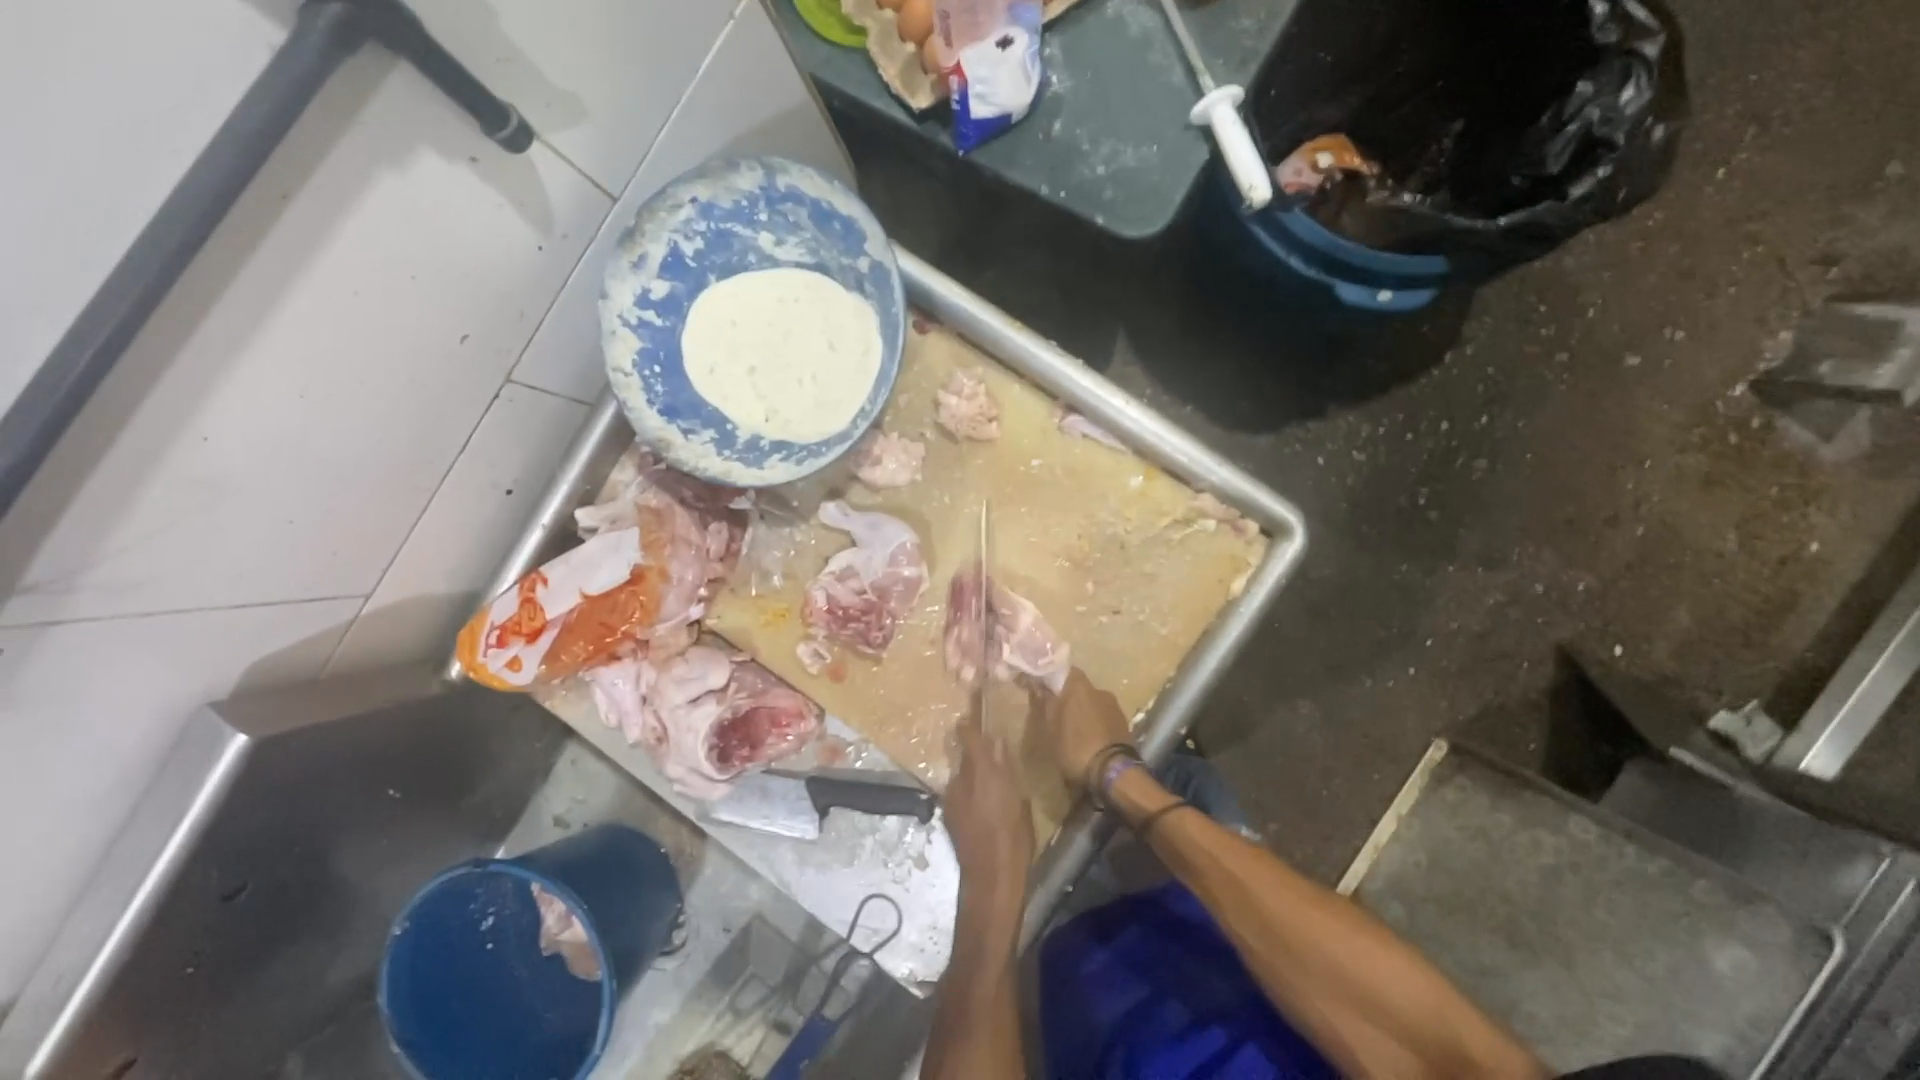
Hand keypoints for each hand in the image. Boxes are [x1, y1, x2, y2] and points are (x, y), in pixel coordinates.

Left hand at [944, 716, 1033, 897]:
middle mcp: (960, 779)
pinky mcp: (947, 814)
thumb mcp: (1019, 798)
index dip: (969, 721)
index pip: (969, 735)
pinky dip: (968, 793)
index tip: (972, 708)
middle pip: (964, 754)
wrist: (990, 875)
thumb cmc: (1014, 836)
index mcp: (982, 771)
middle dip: (975, 751)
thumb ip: (1006, 768)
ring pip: (962, 775)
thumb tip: (997, 742)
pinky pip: (959, 793)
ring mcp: (950, 797)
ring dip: (973, 775)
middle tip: (991, 752)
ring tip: (991, 786)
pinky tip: (982, 806)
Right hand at [1035, 668, 1131, 790]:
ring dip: (1084, 712)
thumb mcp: (1052, 727)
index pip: (1066, 671)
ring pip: (1094, 703)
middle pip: (1081, 689)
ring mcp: (1115, 707)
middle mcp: (1100, 690)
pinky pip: (1104, 717)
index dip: (1055, 679)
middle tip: (1058, 714)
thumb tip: (1037, 684)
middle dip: (1070, 699)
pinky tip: (1090, 739)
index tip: (1046, 689)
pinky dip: (1096, 724)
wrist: (1112, 770)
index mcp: (1080, 687)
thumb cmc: (1075, 746)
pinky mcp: (1124, 723)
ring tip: (1075, 731)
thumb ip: (1045, 702)